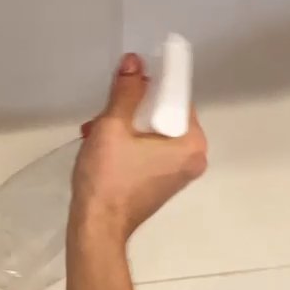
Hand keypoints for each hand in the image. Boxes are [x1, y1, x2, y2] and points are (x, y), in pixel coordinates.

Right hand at [71, 53, 208, 244]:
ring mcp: (178, 174)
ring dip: (125, 129)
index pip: (176, 97)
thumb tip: (134, 62)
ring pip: (153, 135)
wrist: (96, 227)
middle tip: (103, 116)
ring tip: (96, 134)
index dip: (150, 85)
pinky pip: (149, 153)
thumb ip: (126, 92)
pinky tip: (103, 150)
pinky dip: (129, 147)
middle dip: (132, 111)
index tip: (126, 83)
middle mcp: (193, 158)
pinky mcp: (161, 185)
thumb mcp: (112, 127)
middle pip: (163, 116)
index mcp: (191, 142)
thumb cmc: (107, 178)